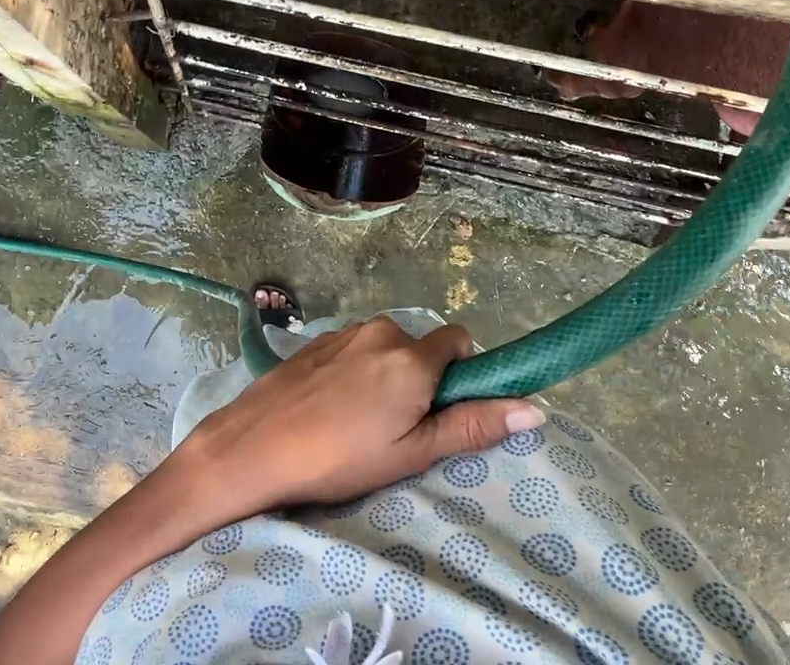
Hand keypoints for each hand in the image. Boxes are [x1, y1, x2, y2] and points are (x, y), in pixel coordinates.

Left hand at [177, 318, 543, 513]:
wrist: (254, 444)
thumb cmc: (339, 457)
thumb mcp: (412, 453)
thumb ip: (471, 426)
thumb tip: (535, 408)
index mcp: (410, 357)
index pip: (459, 340)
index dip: (463, 372)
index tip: (446, 408)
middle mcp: (379, 332)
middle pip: (420, 347)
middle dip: (421, 379)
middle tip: (398, 427)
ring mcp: (342, 333)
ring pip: (384, 349)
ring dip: (385, 376)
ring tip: (358, 423)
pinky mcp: (313, 342)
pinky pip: (353, 350)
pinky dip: (355, 372)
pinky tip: (331, 408)